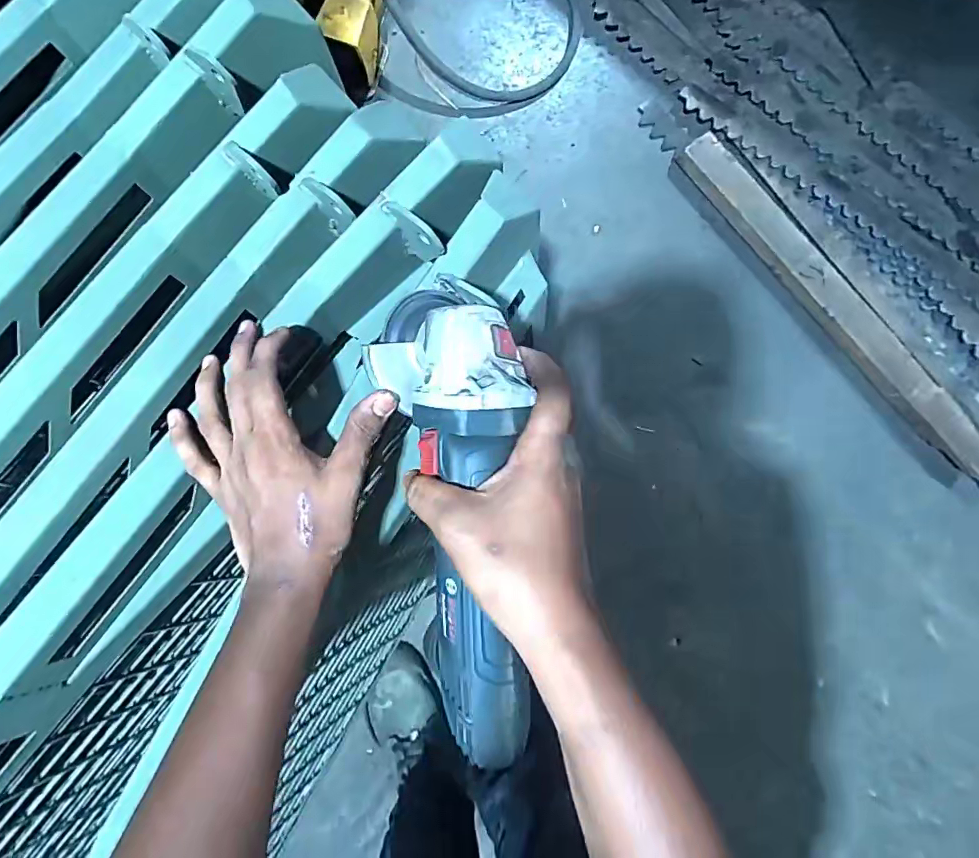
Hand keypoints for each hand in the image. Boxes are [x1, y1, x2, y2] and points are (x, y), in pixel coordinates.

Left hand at [169, 320, 397, 592]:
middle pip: (235, 390)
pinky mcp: (220, 489)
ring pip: (210, 416)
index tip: (284, 334)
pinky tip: (174, 418)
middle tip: (248, 328)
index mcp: (273, 438)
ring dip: (208, 384)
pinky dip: (181, 436)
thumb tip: (385, 394)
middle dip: (242, 354)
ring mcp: (227, 468)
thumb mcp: (346, 478)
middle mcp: (244, 446)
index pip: (263, 381)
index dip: (269, 352)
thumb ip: (362, 433)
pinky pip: (195, 458)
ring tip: (211, 359)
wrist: (285, 577)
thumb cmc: (318, 526)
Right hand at [402, 348, 591, 656]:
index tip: (511, 353)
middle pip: (545, 415)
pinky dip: (510, 461)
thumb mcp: (455, 522)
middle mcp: (562, 465)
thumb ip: (427, 490)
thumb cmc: (512, 563)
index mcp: (544, 454)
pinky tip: (479, 481)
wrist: (555, 625)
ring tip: (466, 433)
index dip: (540, 363)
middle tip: (472, 390)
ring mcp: (564, 492)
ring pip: (538, 446)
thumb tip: (414, 476)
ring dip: (508, 432)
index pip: (556, 392)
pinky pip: (536, 471)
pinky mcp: (558, 515)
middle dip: (512, 395)